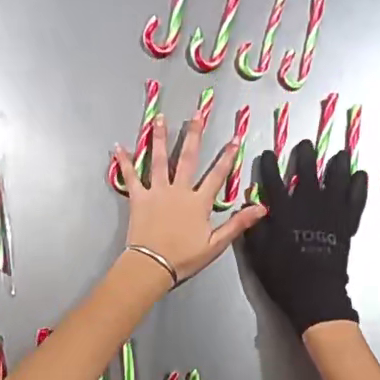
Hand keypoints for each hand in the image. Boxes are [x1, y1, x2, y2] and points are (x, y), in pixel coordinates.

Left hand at [112, 115, 266, 284]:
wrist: (153, 264)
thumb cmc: (184, 257)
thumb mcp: (216, 244)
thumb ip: (237, 223)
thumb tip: (261, 207)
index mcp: (199, 202)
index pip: (217, 175)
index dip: (227, 157)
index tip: (235, 138)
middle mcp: (179, 191)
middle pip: (188, 158)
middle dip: (194, 135)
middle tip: (197, 114)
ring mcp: (157, 192)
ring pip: (159, 160)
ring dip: (159, 138)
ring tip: (159, 118)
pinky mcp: (138, 198)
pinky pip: (130, 176)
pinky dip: (123, 161)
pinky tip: (118, 147)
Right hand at [240, 139, 366, 333]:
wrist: (314, 291)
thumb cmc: (282, 274)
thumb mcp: (257, 253)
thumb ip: (254, 226)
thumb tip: (251, 206)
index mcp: (283, 209)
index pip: (273, 178)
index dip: (268, 164)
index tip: (267, 155)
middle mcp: (308, 201)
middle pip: (307, 167)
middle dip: (304, 153)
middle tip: (305, 147)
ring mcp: (331, 208)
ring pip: (337, 174)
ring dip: (337, 162)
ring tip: (338, 155)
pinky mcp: (347, 219)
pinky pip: (357, 195)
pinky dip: (358, 183)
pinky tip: (358, 175)